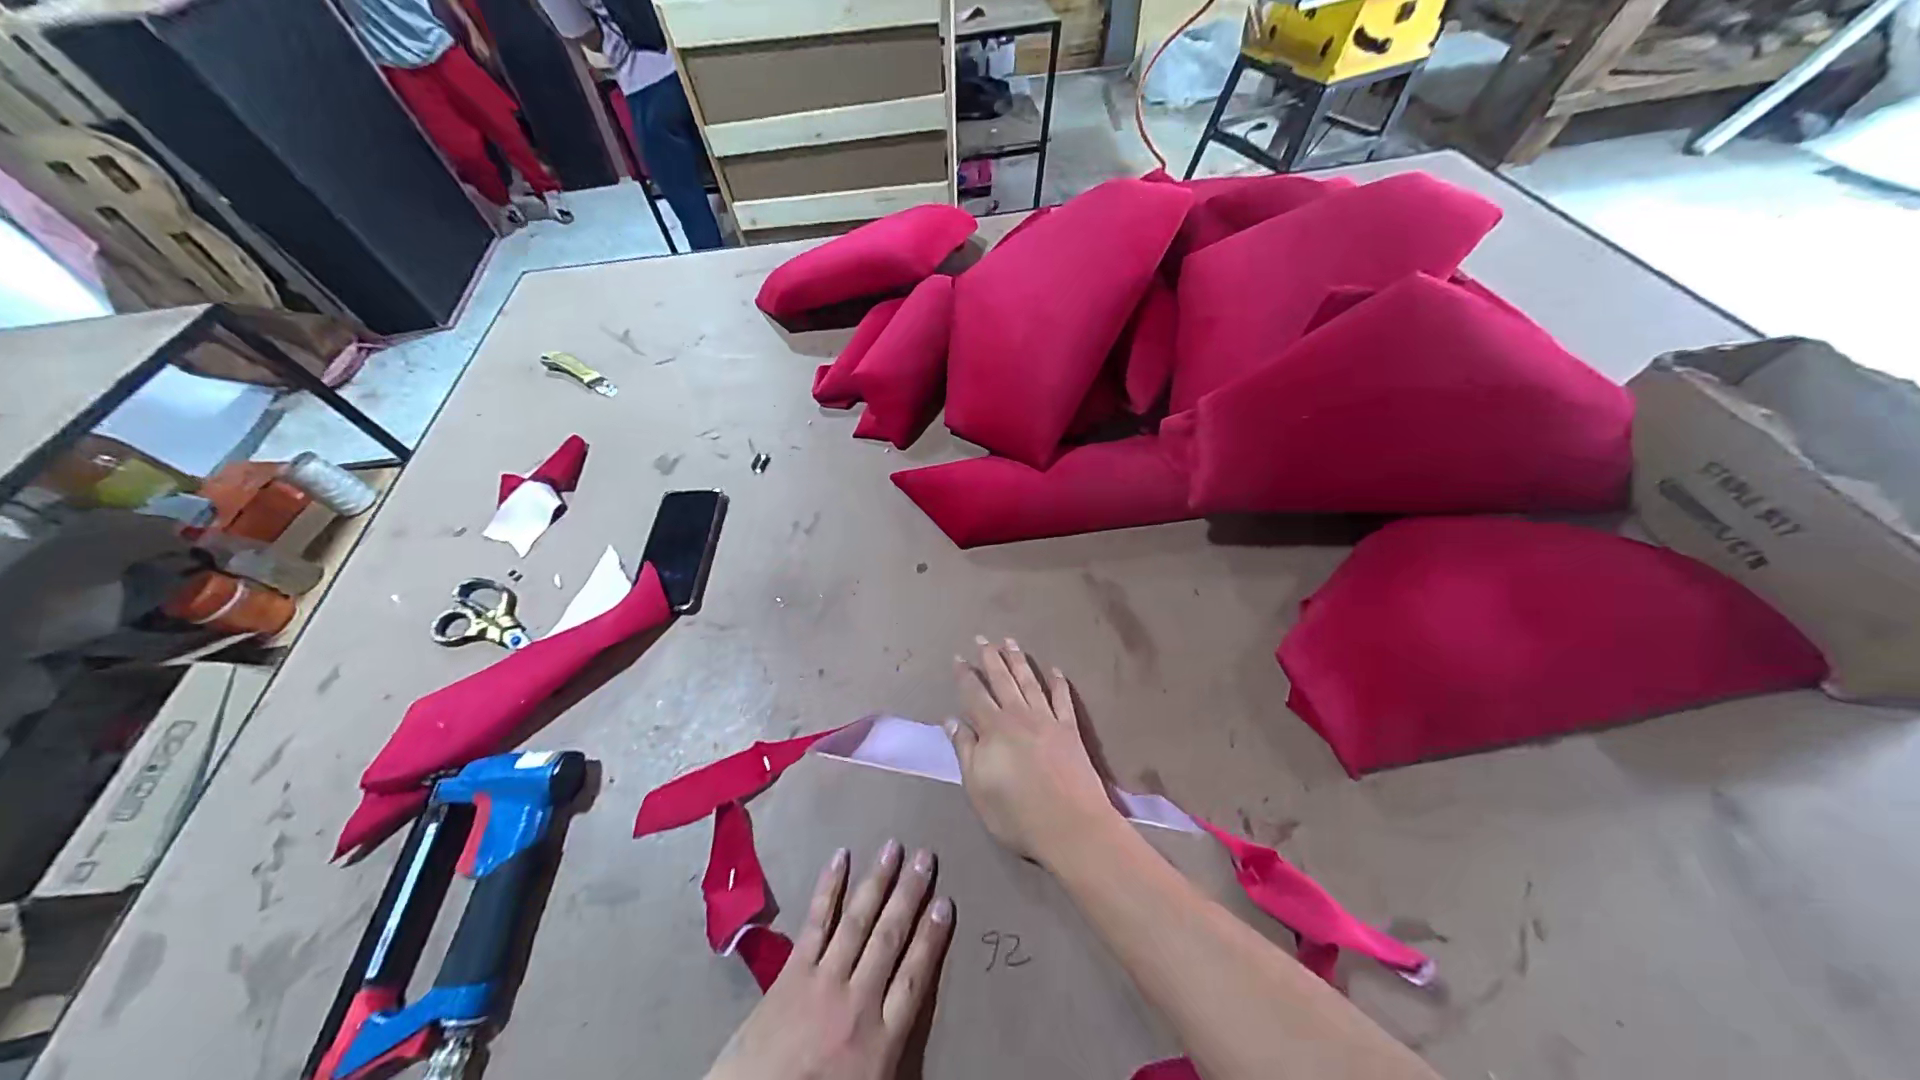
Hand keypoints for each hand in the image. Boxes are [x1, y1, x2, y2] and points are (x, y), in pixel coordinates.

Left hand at [704, 842, 953, 1079]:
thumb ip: (897, 1050)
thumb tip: (915, 1014)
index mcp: (882, 1040)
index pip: (915, 978)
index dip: (932, 938)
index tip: (944, 903)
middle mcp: (858, 1002)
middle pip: (890, 938)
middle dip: (910, 895)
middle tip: (924, 856)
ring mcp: (823, 982)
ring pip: (857, 922)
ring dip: (877, 882)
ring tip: (893, 847)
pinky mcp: (792, 972)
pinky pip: (816, 922)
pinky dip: (830, 888)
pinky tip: (841, 858)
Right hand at [947, 637, 1119, 867]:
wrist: (1072, 826)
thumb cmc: (1016, 815)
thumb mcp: (978, 788)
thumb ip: (965, 750)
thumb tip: (951, 720)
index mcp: (994, 729)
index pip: (974, 694)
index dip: (965, 675)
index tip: (958, 658)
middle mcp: (1020, 716)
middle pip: (1002, 680)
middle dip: (991, 657)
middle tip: (983, 638)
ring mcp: (1048, 720)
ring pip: (1030, 682)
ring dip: (1019, 660)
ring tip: (1010, 641)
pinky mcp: (1071, 730)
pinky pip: (1062, 698)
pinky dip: (1057, 681)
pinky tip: (1053, 669)